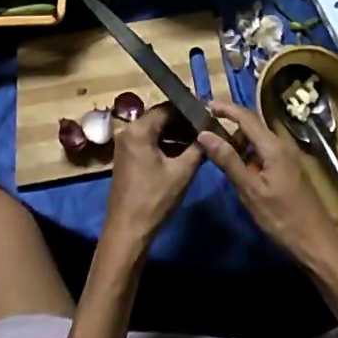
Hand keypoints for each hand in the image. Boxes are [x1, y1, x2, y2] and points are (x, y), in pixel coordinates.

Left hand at [104, 108, 202, 246]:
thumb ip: (197, 149)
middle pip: (160, 118)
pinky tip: (186, 151)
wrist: (128, 229)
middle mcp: (129, 130)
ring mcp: (126, 144)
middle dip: (184, 123)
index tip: (209, 115)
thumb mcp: (181, 173)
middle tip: (208, 128)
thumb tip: (211, 134)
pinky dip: (166, 144)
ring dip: (176, 134)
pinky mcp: (128, 156)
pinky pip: (149, 142)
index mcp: (139, 129)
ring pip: (155, 130)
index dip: (189, 111)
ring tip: (201, 140)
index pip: (167, 108)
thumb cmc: (154, 199)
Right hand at [197, 100, 337, 268]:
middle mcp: (282, 146)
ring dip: (236, 140)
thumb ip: (228, 160)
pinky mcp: (288, 170)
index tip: (203, 105)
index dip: (224, 108)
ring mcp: (287, 158)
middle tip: (203, 128)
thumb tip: (203, 134)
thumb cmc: (283, 219)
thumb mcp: (250, 191)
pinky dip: (246, 153)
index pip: (245, 116)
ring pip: (257, 140)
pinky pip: (263, 152)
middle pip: (251, 125)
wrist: (319, 246)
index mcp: (273, 147)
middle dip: (228, 123)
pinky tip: (235, 166)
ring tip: (214, 148)